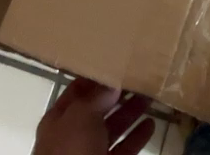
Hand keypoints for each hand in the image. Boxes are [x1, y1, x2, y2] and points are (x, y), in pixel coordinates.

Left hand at [33, 79, 155, 154]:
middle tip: (139, 78)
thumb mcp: (80, 116)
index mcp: (58, 120)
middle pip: (98, 110)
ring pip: (113, 129)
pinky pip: (124, 149)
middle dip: (118, 95)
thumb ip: (97, 98)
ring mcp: (90, 154)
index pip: (77, 92)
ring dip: (131, 113)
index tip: (117, 64)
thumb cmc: (71, 151)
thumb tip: (113, 85)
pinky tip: (150, 125)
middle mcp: (73, 136)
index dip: (95, 79)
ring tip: (150, 97)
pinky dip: (137, 138)